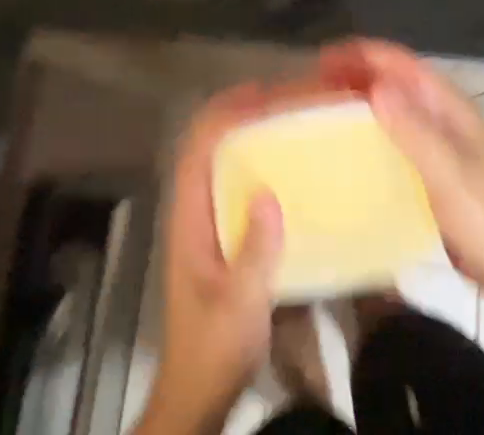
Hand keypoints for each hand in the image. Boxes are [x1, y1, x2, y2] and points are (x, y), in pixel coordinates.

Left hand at [142, 85, 286, 431]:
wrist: (199, 390)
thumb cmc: (213, 348)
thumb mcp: (238, 307)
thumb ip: (253, 255)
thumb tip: (269, 194)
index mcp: (188, 219)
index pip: (196, 150)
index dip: (223, 114)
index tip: (261, 93)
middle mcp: (194, 212)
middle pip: (208, 147)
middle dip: (240, 114)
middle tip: (286, 98)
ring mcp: (208, 225)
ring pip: (224, 164)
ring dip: (251, 135)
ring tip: (294, 121)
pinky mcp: (226, 240)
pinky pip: (240, 187)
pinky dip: (262, 166)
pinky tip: (295, 171)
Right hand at [319, 39, 483, 321]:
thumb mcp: (452, 177)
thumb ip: (416, 133)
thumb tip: (374, 87)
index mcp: (449, 108)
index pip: (400, 63)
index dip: (361, 54)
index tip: (318, 61)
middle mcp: (440, 118)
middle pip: (390, 82)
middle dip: (350, 77)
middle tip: (305, 92)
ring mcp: (436, 146)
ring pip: (388, 112)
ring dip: (354, 106)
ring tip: (312, 118)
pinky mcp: (429, 175)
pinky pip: (390, 144)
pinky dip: (364, 139)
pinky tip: (339, 157)